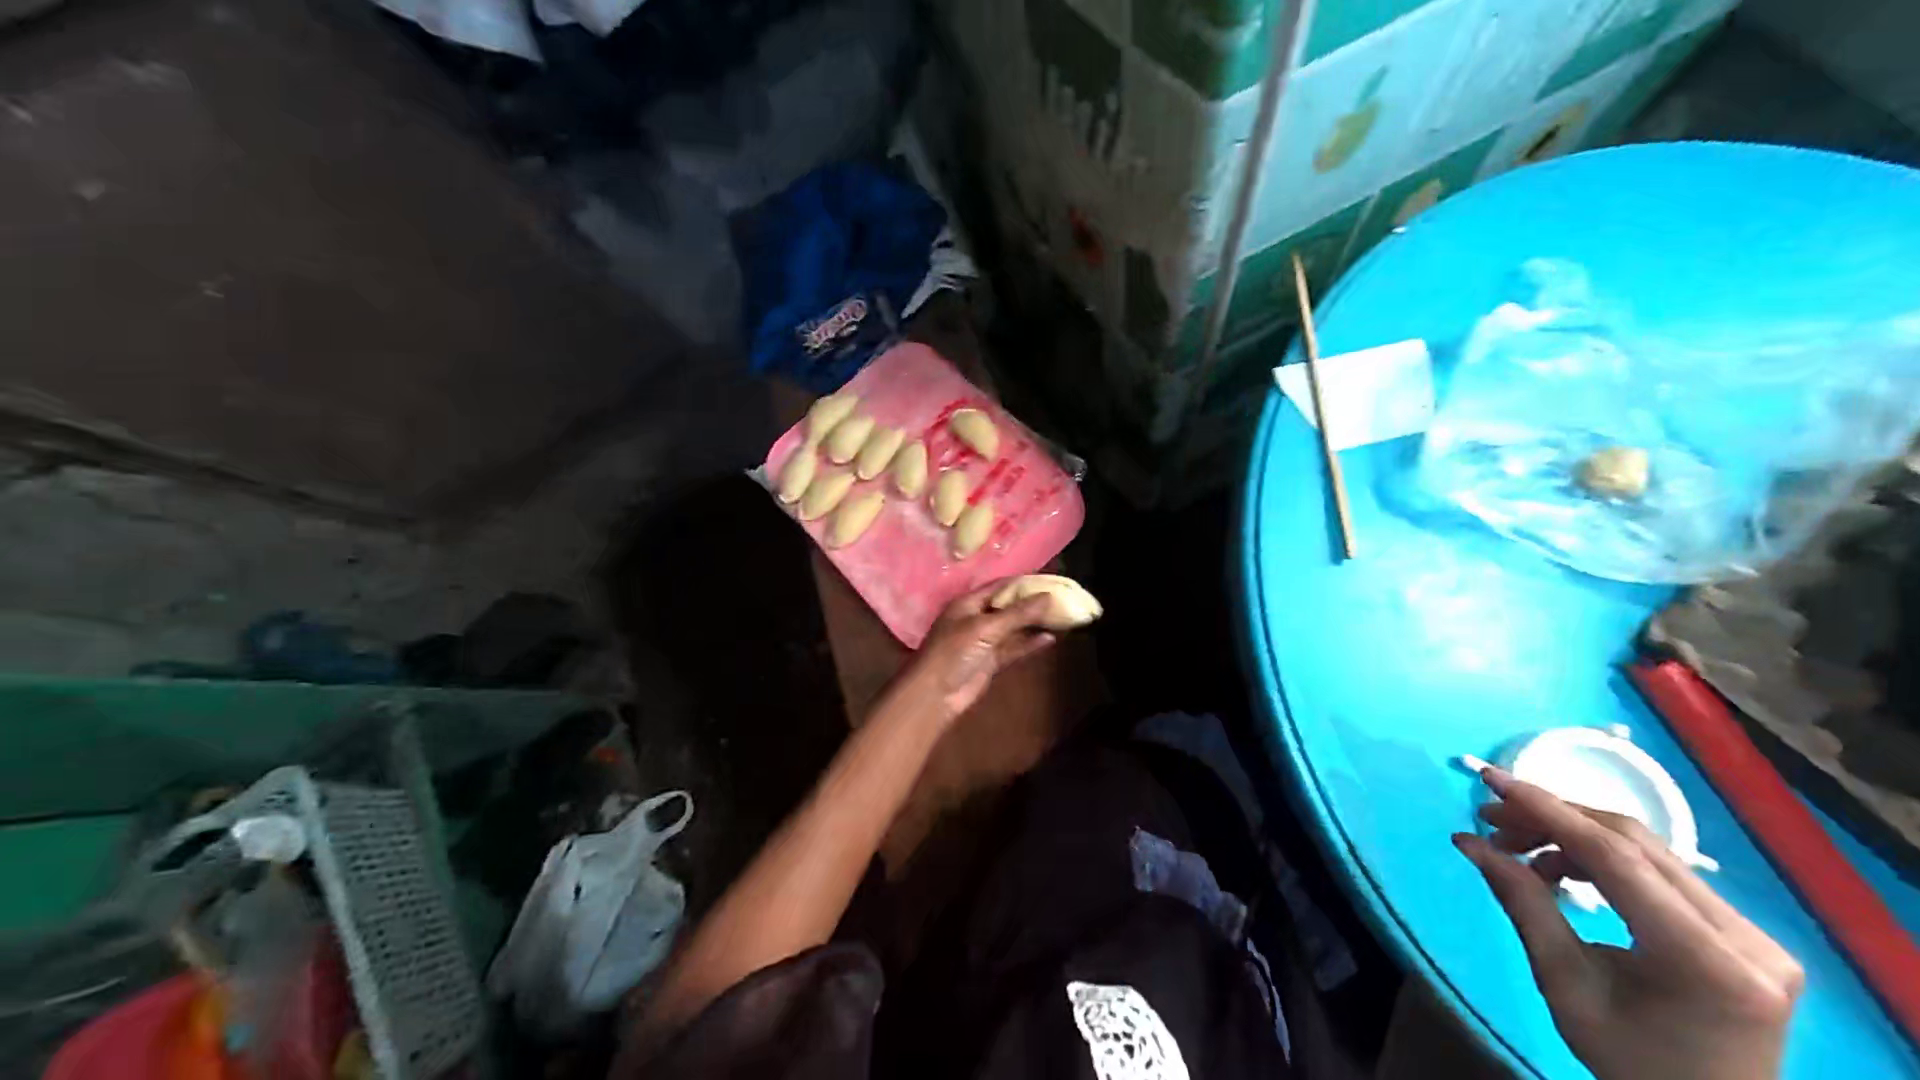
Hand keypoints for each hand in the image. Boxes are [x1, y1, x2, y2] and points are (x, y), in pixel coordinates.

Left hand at [889, 582, 1057, 722]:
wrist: (935, 694)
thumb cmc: (954, 652)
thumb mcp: (986, 627)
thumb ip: (1017, 613)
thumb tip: (1048, 597)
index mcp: (968, 603)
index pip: (1000, 586)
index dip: (1024, 582)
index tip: (1051, 580)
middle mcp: (976, 618)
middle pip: (1009, 606)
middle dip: (1033, 603)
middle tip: (1063, 598)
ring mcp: (984, 641)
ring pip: (1014, 628)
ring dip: (1035, 624)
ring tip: (1063, 617)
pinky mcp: (991, 661)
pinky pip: (1014, 648)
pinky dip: (1030, 644)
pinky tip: (1050, 639)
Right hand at [1453, 766, 1802, 1079]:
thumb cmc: (1628, 1059)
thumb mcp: (1564, 983)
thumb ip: (1523, 903)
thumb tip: (1468, 841)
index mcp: (1704, 958)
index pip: (1615, 856)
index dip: (1545, 809)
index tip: (1488, 779)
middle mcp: (1745, 937)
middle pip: (1633, 844)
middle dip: (1553, 818)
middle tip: (1491, 820)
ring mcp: (1754, 934)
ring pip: (1646, 850)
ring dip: (1573, 835)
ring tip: (1518, 848)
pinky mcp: (1744, 933)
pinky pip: (1661, 871)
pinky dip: (1602, 857)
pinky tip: (1563, 870)